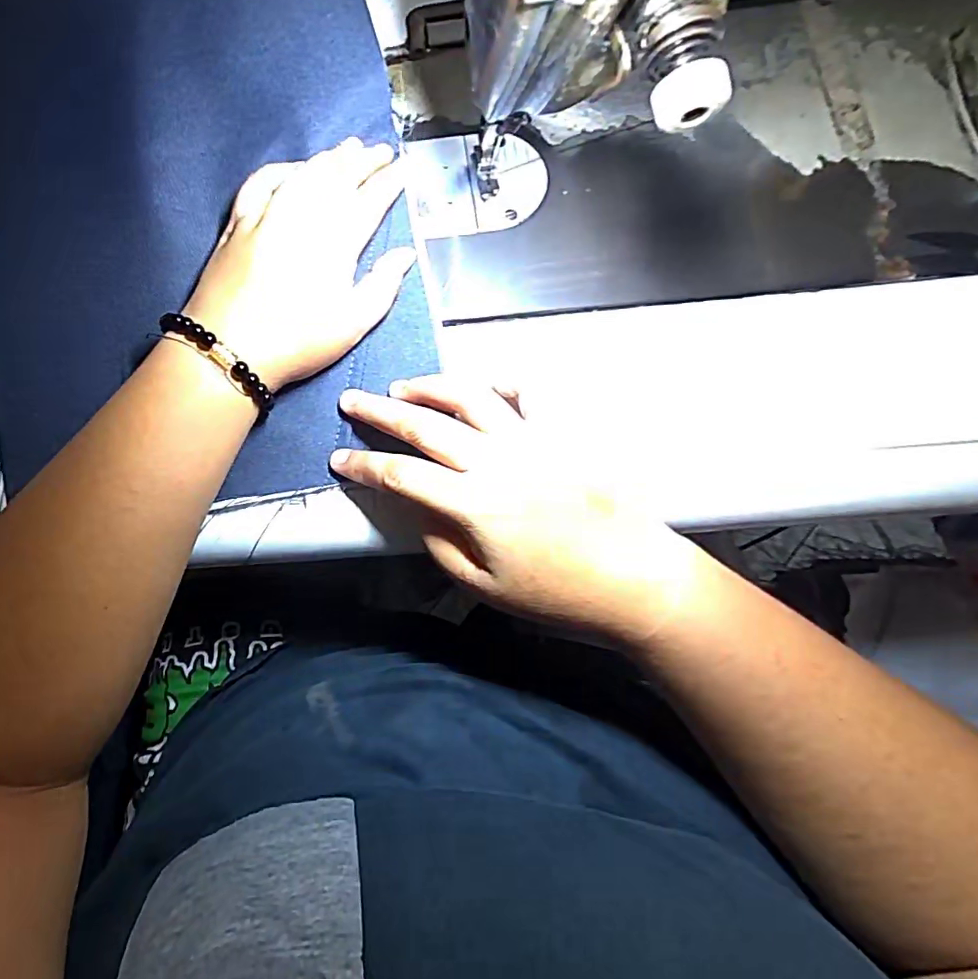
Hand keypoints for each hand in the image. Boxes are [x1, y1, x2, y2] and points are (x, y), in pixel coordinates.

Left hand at [180, 139, 415, 388]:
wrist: (229, 350)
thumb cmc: (296, 343)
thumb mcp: (353, 324)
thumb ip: (383, 284)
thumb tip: (405, 255)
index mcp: (336, 243)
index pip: (369, 200)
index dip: (389, 181)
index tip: (403, 168)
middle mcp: (302, 219)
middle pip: (337, 178)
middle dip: (362, 162)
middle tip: (379, 152)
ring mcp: (267, 216)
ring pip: (303, 174)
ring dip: (328, 159)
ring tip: (347, 150)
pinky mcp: (238, 223)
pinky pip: (261, 183)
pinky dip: (281, 170)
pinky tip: (292, 170)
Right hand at [331, 376, 717, 650]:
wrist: (636, 581)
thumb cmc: (560, 595)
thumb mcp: (484, 587)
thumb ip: (441, 543)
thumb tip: (419, 509)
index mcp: (475, 505)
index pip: (401, 475)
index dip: (364, 466)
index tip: (340, 460)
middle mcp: (499, 462)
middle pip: (425, 425)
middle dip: (379, 411)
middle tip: (353, 400)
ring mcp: (534, 441)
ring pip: (470, 397)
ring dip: (430, 387)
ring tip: (404, 386)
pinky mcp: (566, 433)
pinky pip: (530, 392)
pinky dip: (502, 383)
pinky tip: (483, 386)